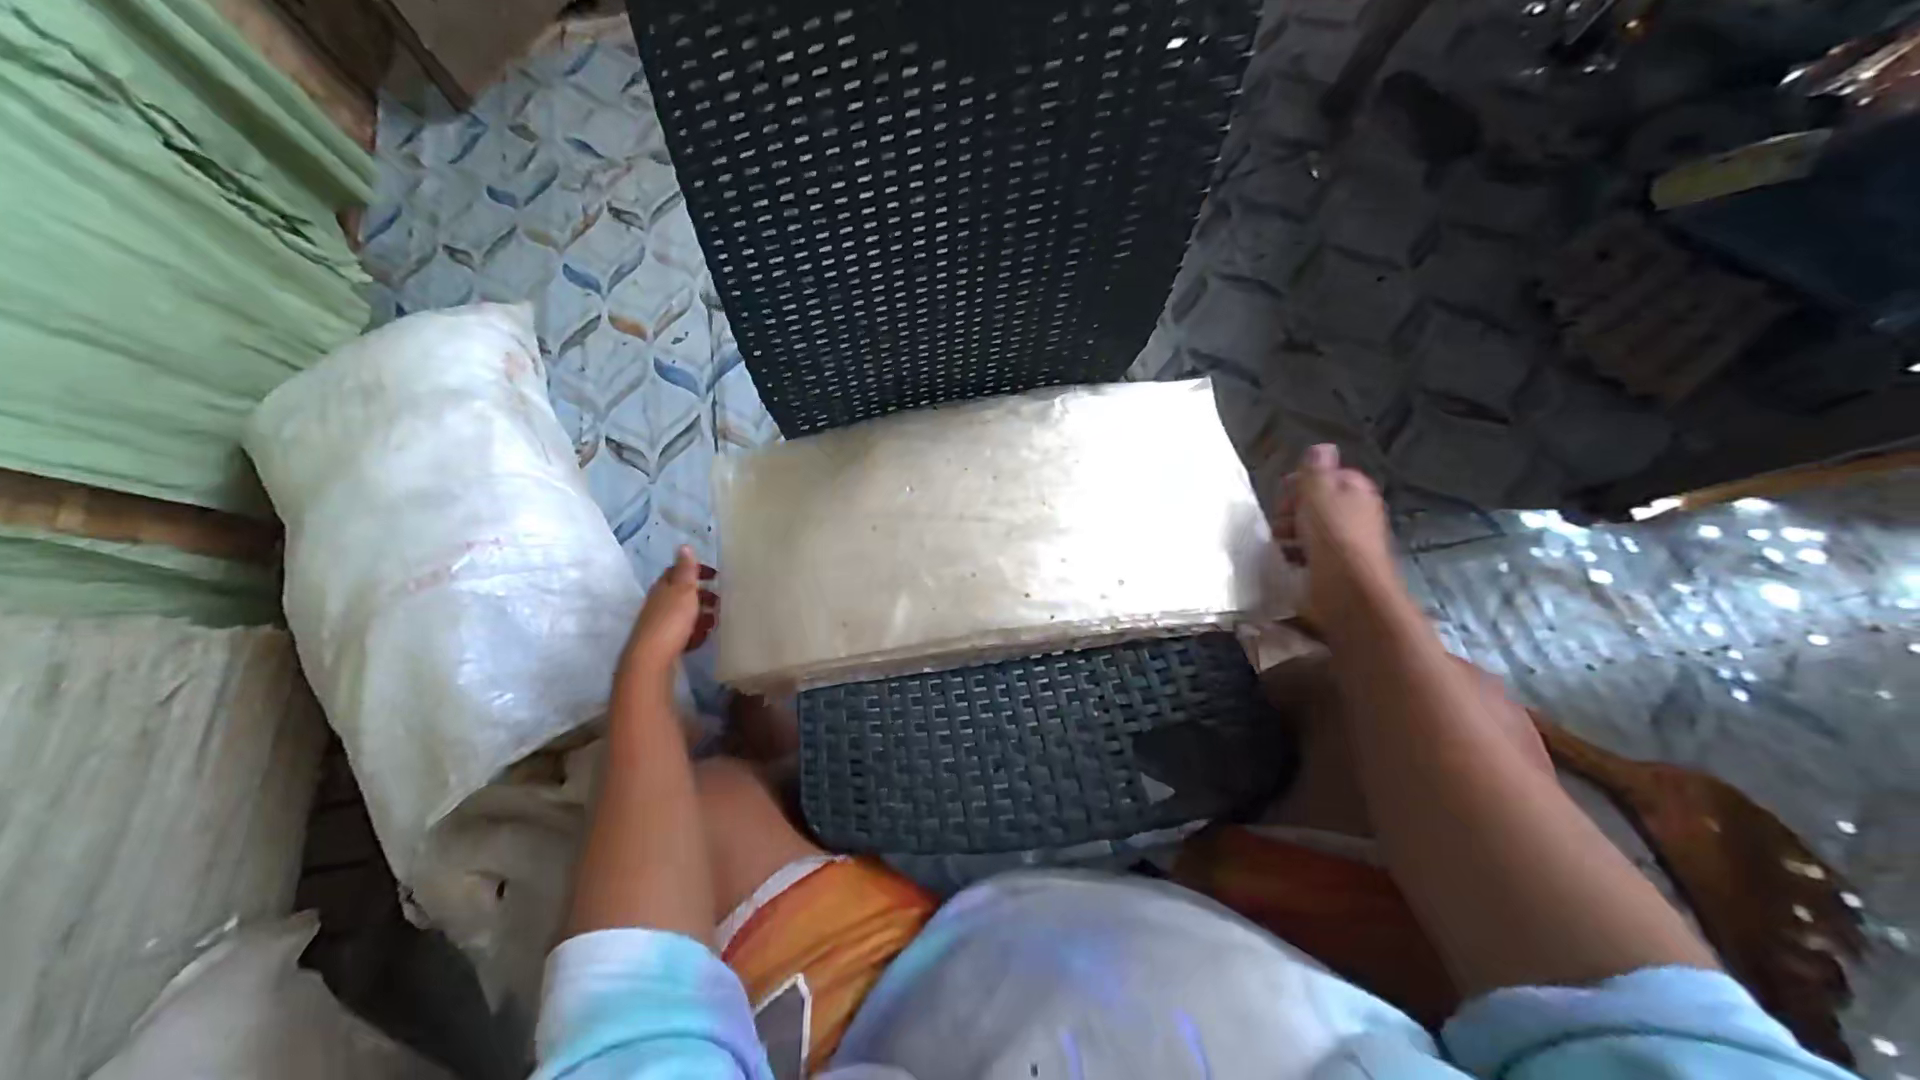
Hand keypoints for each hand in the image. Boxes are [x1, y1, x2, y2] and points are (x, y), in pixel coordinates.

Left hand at [621, 546, 717, 677]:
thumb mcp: (683, 591)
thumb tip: (684, 546)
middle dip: (701, 594)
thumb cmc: (671, 621)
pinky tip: (703, 638)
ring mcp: (659, 624)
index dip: (696, 570)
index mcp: (663, 588)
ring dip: (699, 614)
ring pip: (682, 613)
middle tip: (720, 600)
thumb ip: (686, 570)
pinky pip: (682, 632)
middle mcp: (658, 603)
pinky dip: (694, 631)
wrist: (651, 660)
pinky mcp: (662, 643)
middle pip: (680, 593)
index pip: (677, 572)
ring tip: (716, 620)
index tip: (715, 576)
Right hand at [1274, 444, 1401, 627]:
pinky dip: (1295, 555)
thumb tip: (1321, 446)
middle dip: (1292, 510)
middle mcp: (1354, 514)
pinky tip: (1286, 561)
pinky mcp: (1333, 567)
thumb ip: (1316, 470)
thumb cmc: (1333, 538)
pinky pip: (1308, 553)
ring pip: (1309, 529)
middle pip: (1314, 503)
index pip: (1325, 476)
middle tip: (1281, 520)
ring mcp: (1344, 542)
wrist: (1349, 592)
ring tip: (1279, 544)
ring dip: (1289, 535)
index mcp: (1354, 491)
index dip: (1302, 483)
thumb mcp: (1319, 494)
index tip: (1284, 494)